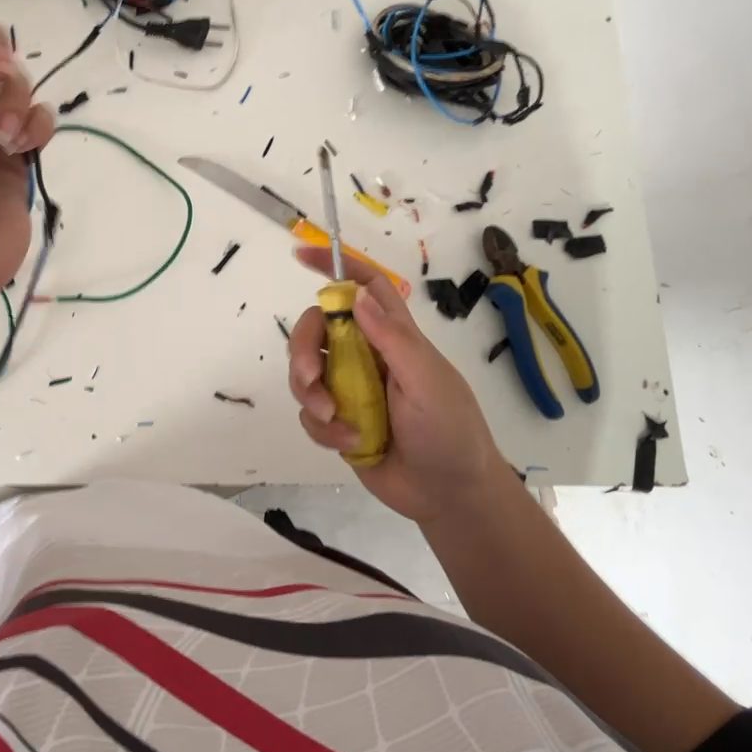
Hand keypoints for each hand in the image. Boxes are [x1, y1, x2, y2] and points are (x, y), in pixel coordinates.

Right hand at [287, 246, 511, 523]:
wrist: (448, 496)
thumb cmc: (450, 431)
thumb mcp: (427, 381)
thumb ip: (392, 339)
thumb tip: (355, 295)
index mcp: (393, 338)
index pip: (365, 288)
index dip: (336, 267)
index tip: (301, 255)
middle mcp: (366, 357)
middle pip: (317, 330)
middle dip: (302, 351)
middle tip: (308, 378)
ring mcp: (350, 390)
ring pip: (305, 372)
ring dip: (311, 395)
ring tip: (336, 421)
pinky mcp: (337, 422)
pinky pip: (309, 412)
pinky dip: (322, 427)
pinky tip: (349, 441)